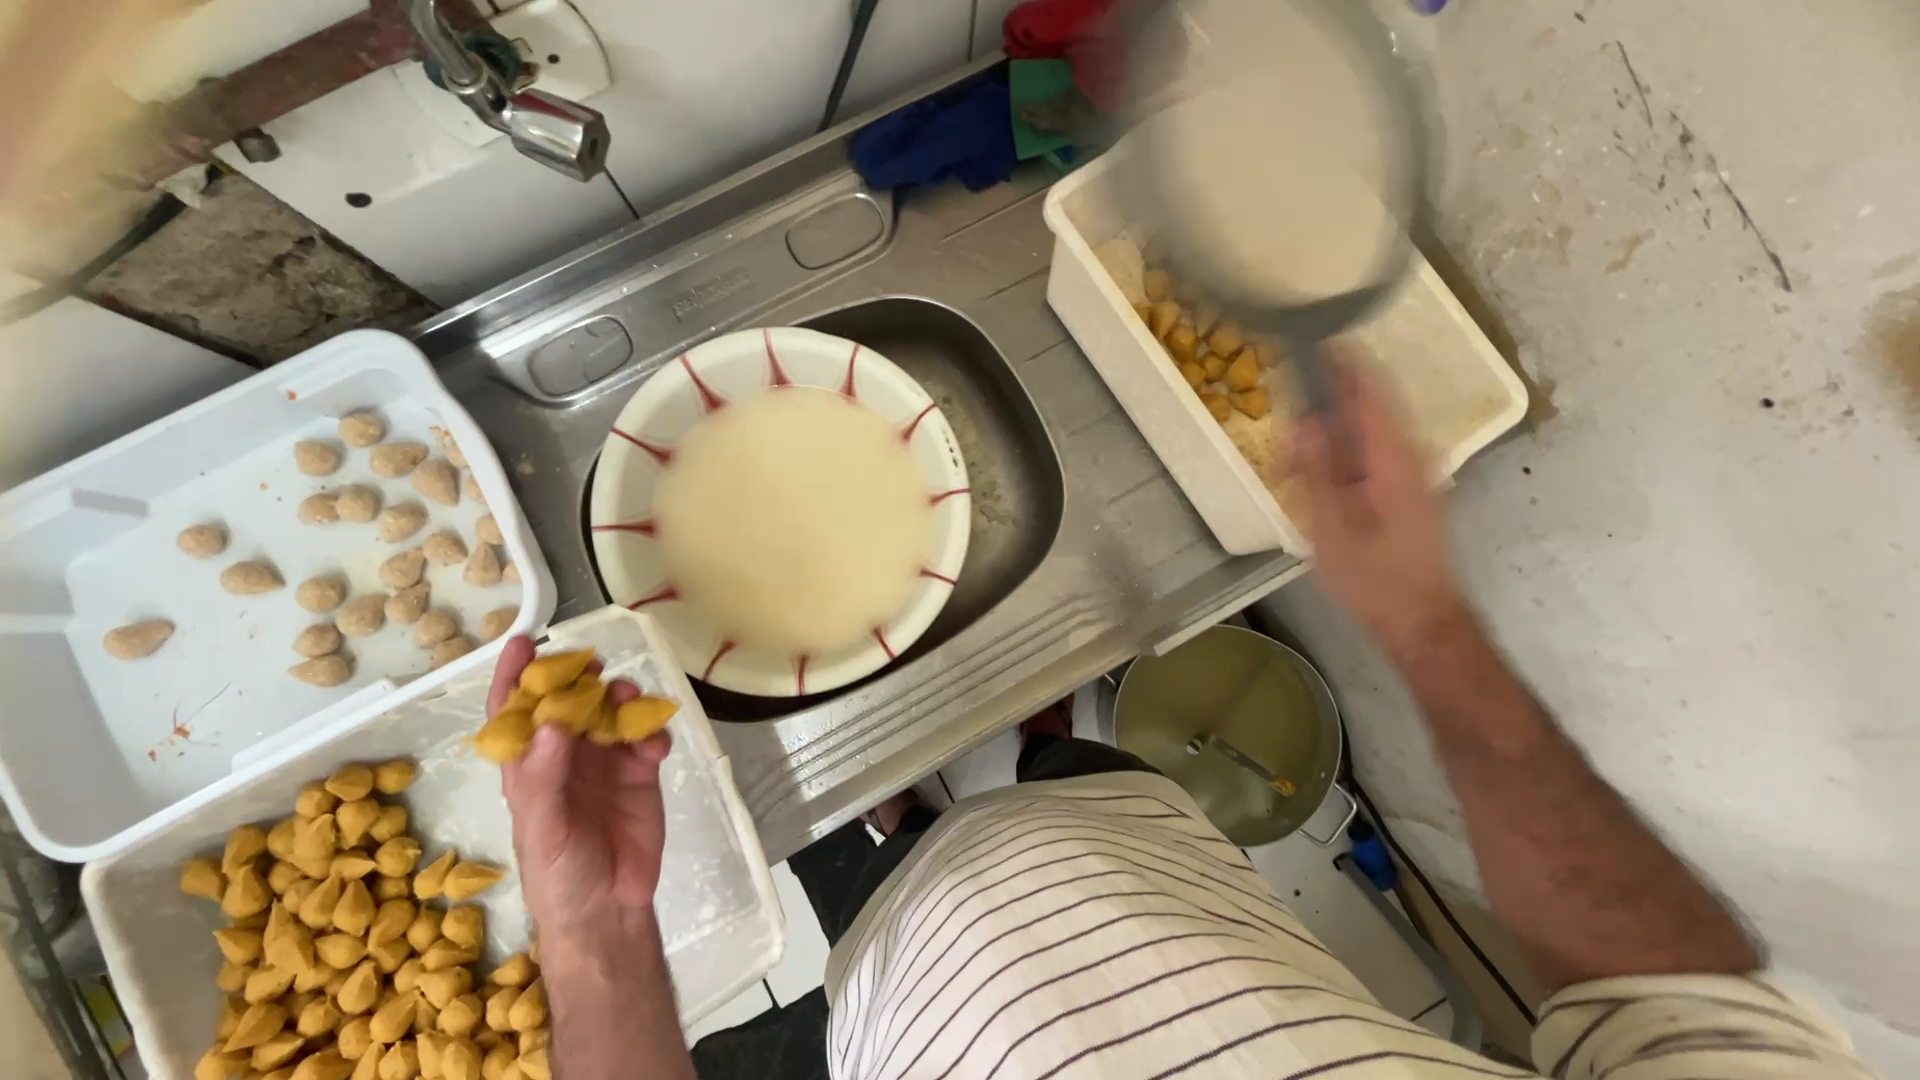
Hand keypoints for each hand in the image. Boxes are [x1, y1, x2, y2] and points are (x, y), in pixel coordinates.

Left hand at [490, 636, 673, 944]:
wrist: (610, 908)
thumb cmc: (559, 875)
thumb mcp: (542, 831)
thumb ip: (544, 778)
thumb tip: (551, 722)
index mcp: (530, 769)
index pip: (514, 714)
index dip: (514, 677)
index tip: (523, 642)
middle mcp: (566, 757)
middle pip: (570, 703)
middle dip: (580, 679)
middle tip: (595, 664)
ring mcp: (606, 762)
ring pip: (612, 712)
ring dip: (621, 698)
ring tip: (631, 699)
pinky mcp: (641, 772)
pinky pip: (649, 737)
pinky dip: (654, 732)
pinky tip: (656, 746)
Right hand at [1282, 347, 1469, 657]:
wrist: (1421, 617)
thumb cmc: (1373, 577)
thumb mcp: (1331, 526)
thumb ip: (1316, 470)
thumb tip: (1302, 422)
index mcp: (1393, 456)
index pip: (1368, 390)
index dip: (1341, 362)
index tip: (1311, 341)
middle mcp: (1412, 453)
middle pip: (1367, 407)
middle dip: (1325, 406)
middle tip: (1288, 431)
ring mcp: (1415, 469)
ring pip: (1369, 430)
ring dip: (1331, 434)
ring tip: (1295, 464)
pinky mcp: (1411, 486)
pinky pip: (1374, 450)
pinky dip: (1344, 452)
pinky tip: (1321, 480)